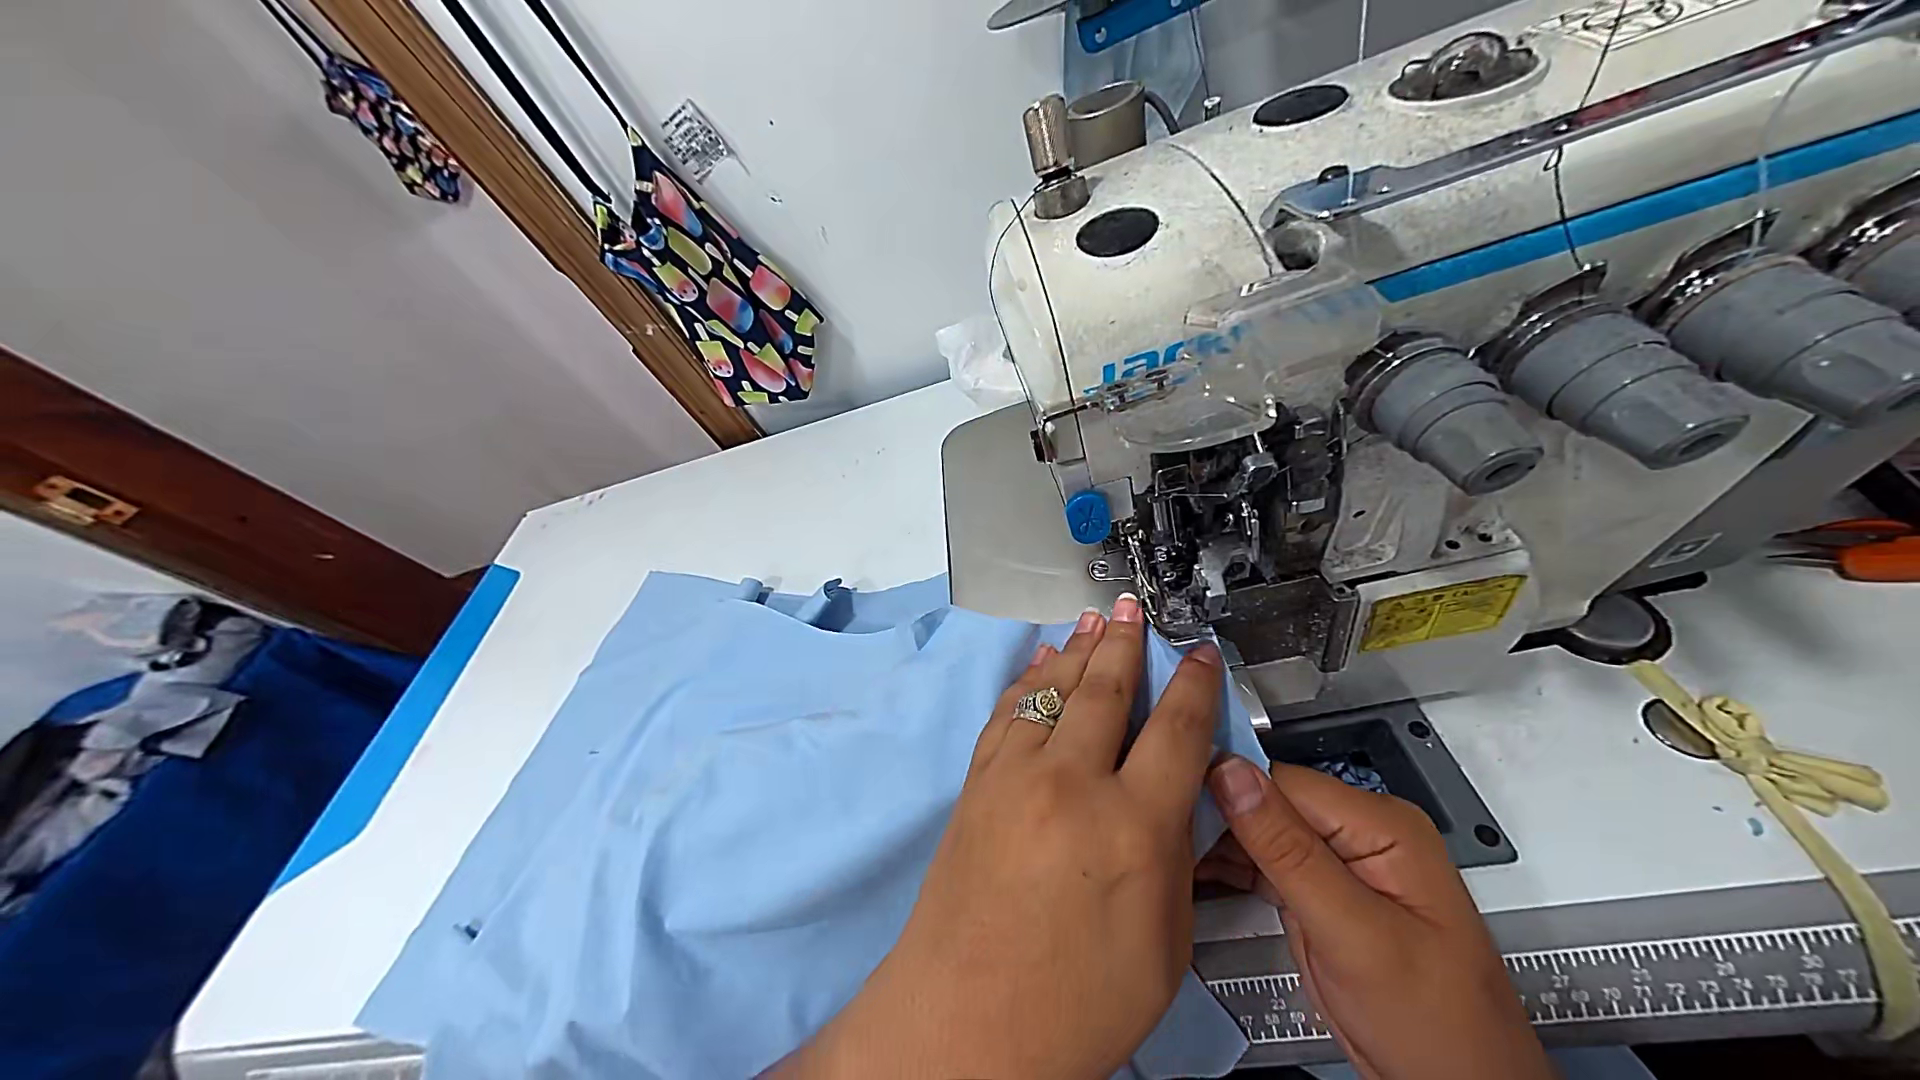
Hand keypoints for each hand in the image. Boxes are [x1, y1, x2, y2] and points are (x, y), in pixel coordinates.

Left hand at [784, 595, 1224, 1079]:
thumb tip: (1176, 794)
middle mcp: (1070, 785)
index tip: (1199, 654)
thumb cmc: (1076, 1002)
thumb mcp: (1163, 941)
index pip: (1176, 731)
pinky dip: (1028, 681)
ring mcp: (1014, 777)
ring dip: (1077, 650)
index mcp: (1132, 827)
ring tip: (1094, 620)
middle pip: (1107, 690)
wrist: (965, 1021)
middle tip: (1135, 610)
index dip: (1194, 685)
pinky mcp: (977, 783)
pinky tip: (1040, 662)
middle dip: (1126, 643)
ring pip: (1053, 690)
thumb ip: (1174, 855)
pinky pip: (1007, 714)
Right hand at [1199, 759, 1553, 1079]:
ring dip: (1214, 839)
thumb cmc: (1433, 1025)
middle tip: (1160, 831)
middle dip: (1213, 813)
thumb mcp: (1354, 934)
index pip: (1281, 781)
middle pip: (1265, 800)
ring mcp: (1332, 860)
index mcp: (1380, 824)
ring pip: (1255, 827)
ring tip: (1166, 849)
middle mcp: (1355, 831)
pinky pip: (1261, 858)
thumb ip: (1289, 850)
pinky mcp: (1314, 887)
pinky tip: (1191, 868)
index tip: (1171, 799)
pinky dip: (1227, 865)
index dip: (1224, 788)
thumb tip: (1231, 773)